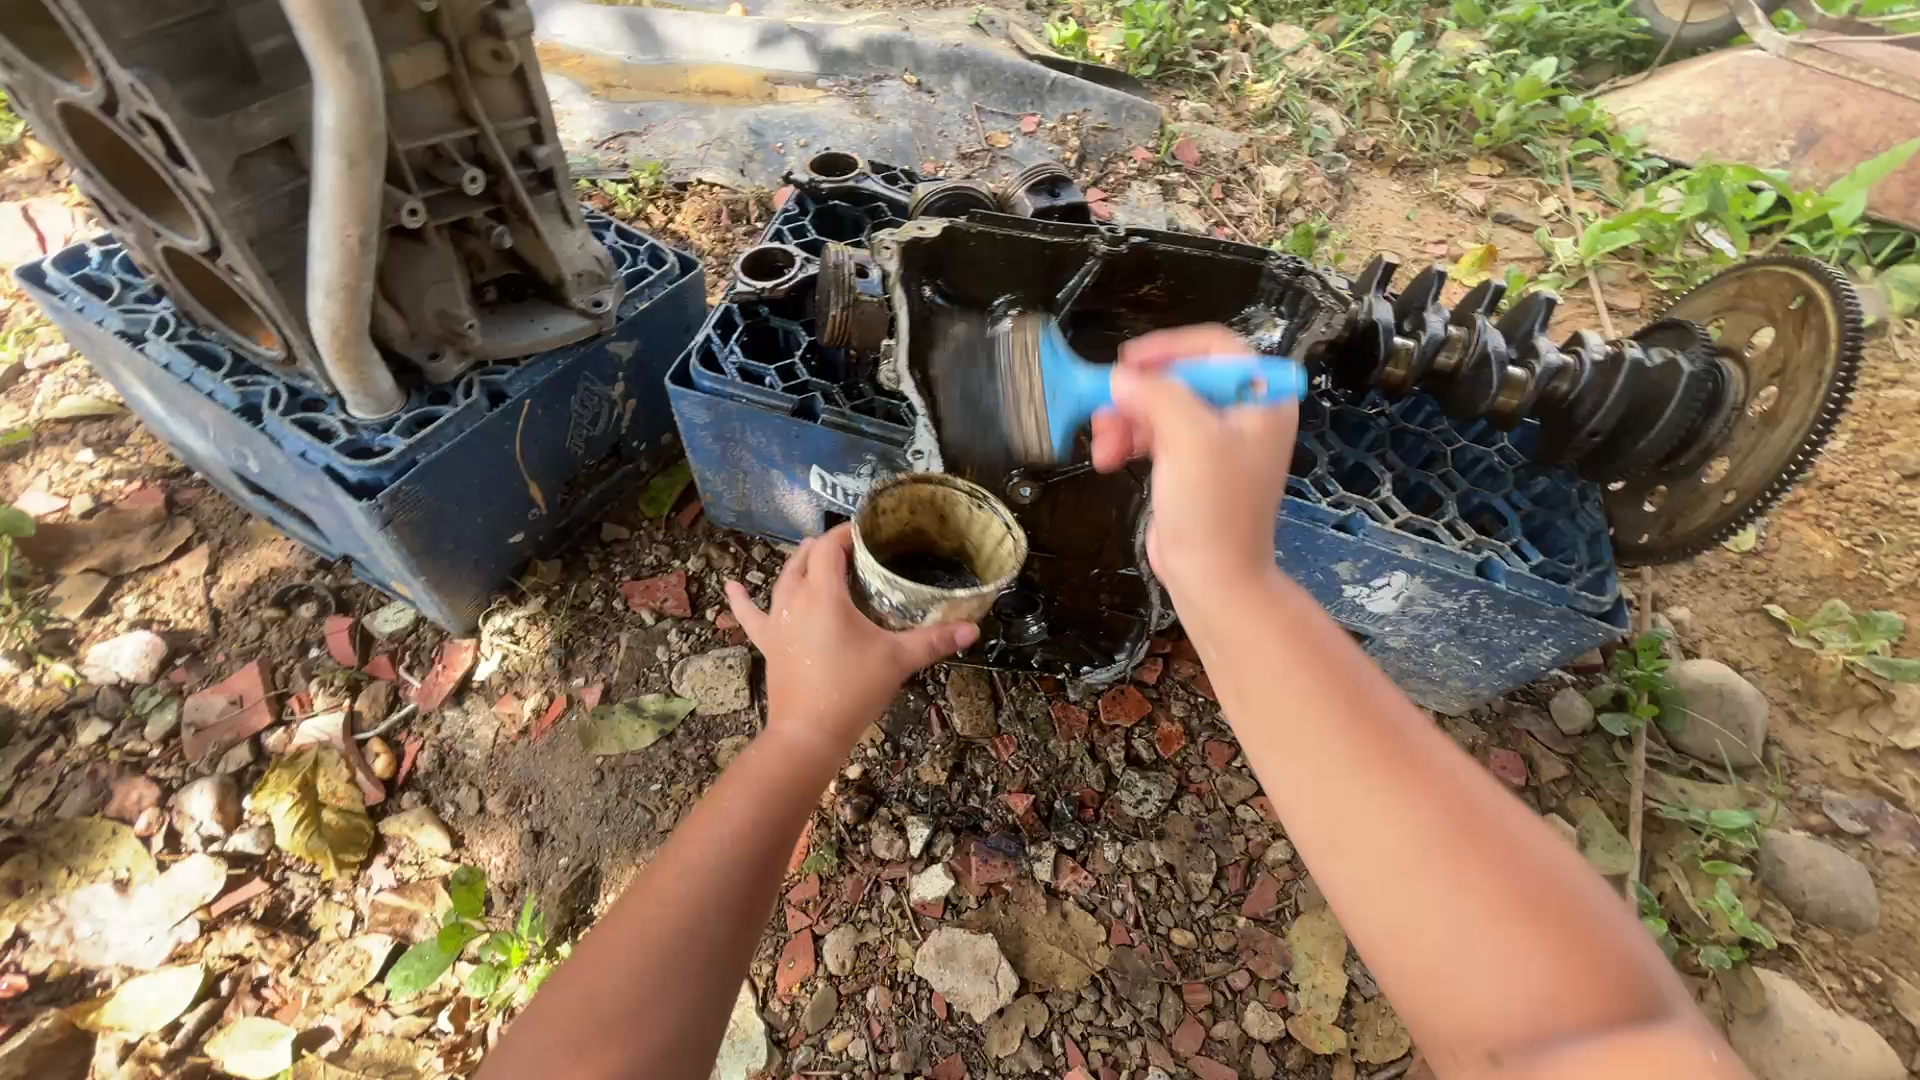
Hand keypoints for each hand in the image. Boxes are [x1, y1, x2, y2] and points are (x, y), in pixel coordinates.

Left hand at [725, 524, 978, 764]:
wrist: (808, 734)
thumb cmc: (853, 689)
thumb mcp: (898, 660)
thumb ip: (935, 640)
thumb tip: (973, 628)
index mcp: (824, 594)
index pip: (830, 547)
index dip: (847, 534)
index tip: (869, 532)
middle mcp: (794, 599)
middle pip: (805, 557)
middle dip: (826, 546)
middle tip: (852, 548)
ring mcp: (777, 621)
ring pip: (782, 578)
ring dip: (798, 562)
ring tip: (812, 553)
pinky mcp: (768, 643)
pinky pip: (750, 615)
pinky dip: (740, 598)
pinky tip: (729, 585)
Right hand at [1089, 323, 1295, 600]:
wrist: (1212, 577)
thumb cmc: (1213, 507)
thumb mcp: (1189, 439)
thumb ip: (1157, 395)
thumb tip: (1121, 377)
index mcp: (1259, 399)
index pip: (1215, 347)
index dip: (1169, 348)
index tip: (1127, 362)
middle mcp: (1239, 414)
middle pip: (1178, 379)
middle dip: (1136, 396)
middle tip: (1104, 410)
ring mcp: (1213, 442)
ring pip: (1158, 408)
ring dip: (1124, 421)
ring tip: (1103, 449)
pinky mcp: (1188, 466)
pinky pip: (1152, 436)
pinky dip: (1127, 441)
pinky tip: (1109, 460)